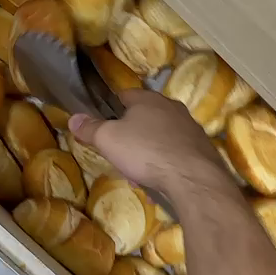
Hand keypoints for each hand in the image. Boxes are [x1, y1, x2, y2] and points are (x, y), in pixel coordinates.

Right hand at [68, 90, 232, 197]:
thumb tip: (73, 118)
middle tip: (119, 152)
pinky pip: (176, 152)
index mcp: (148, 99)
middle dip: (131, 133)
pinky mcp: (202, 148)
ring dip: (149, 150)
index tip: (105, 123)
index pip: (125, 95)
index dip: (112, 107)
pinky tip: (159, 179)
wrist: (192, 177)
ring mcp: (190, 127)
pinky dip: (166, 162)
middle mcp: (172, 107)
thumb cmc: (144, 151)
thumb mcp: (108, 139)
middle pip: (145, 116)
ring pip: (161, 136)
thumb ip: (89, 128)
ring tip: (139, 172)